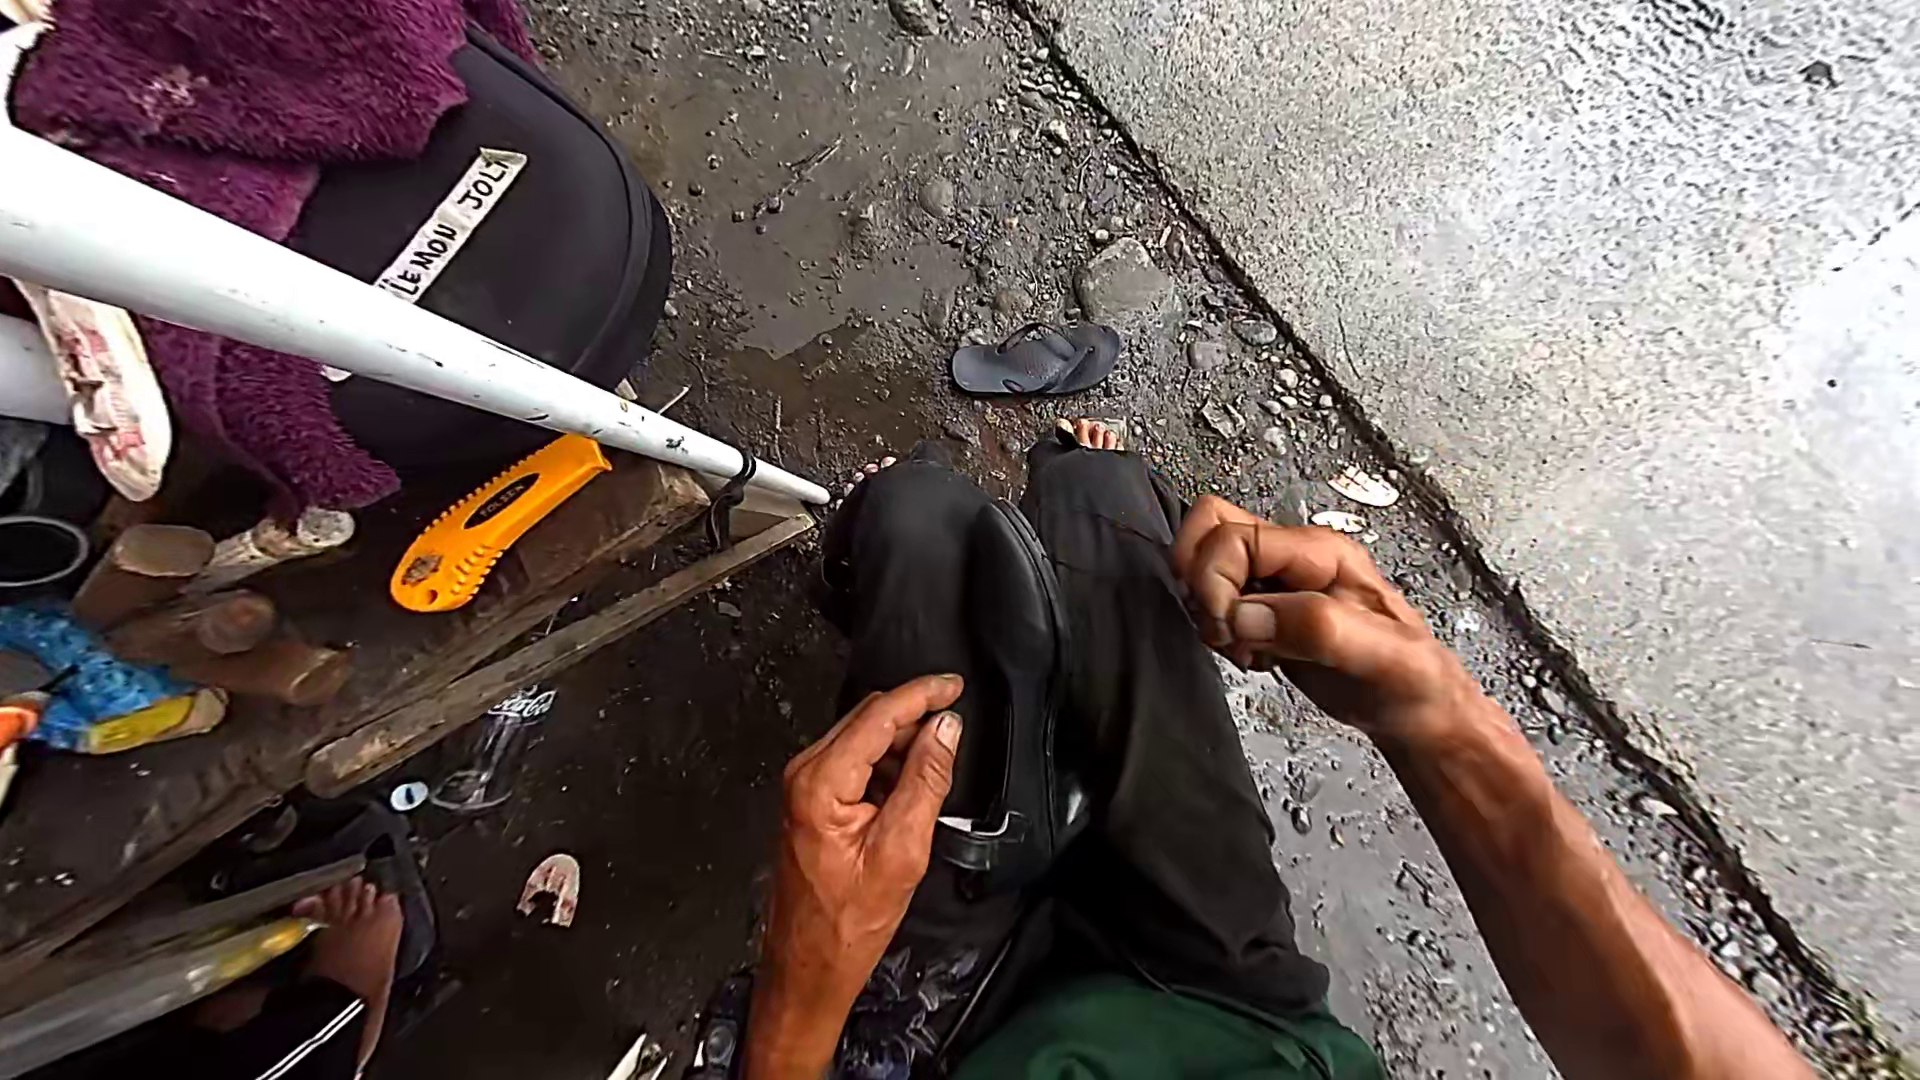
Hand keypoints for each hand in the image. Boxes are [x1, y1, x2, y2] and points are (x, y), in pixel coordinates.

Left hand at [747, 674, 964, 1079]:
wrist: (807, 968)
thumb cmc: (845, 925)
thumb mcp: (902, 851)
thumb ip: (927, 779)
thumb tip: (945, 729)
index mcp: (821, 783)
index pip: (879, 714)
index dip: (922, 693)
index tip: (953, 685)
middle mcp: (806, 773)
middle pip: (870, 717)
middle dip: (915, 715)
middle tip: (951, 728)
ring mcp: (805, 782)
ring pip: (864, 734)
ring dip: (902, 741)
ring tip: (929, 774)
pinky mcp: (812, 794)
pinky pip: (856, 756)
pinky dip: (887, 761)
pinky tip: (906, 788)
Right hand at [1171, 495, 1478, 739]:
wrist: (1413, 712)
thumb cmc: (1411, 685)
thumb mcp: (1382, 658)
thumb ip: (1315, 627)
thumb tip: (1242, 614)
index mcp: (1320, 553)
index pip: (1231, 537)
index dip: (1214, 580)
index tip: (1228, 625)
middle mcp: (1291, 556)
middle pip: (1210, 526)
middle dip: (1197, 579)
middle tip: (1222, 625)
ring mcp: (1272, 578)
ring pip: (1201, 560)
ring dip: (1204, 608)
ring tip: (1243, 645)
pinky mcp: (1258, 604)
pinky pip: (1208, 596)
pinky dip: (1213, 626)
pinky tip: (1248, 651)